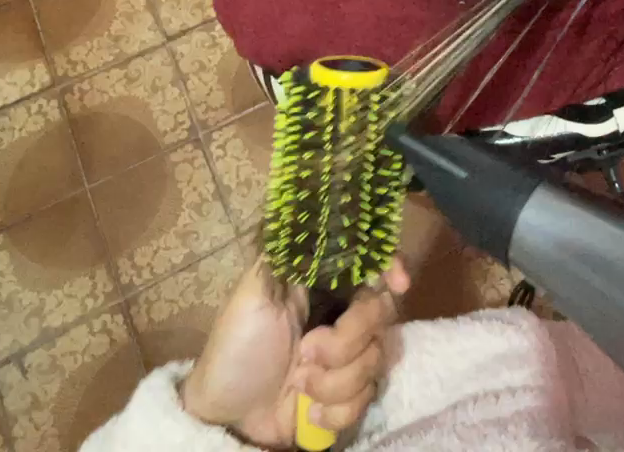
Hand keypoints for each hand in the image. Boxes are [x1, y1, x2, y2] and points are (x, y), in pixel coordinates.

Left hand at [181, 258, 409, 448]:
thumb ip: (286, 254)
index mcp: (326, 285)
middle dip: (346, 341)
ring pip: (376, 359)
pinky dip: (334, 411)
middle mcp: (345, 316)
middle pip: (382, 313)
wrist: (225, 417)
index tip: (398, 282)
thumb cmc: (236, 348)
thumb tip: (304, 206)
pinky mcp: (349, 397)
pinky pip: (366, 398)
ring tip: (297, 384)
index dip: (391, 266)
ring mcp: (350, 358)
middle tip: (306, 352)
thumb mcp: (254, 294)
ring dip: (333, 381)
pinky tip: (306, 411)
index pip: (372, 263)